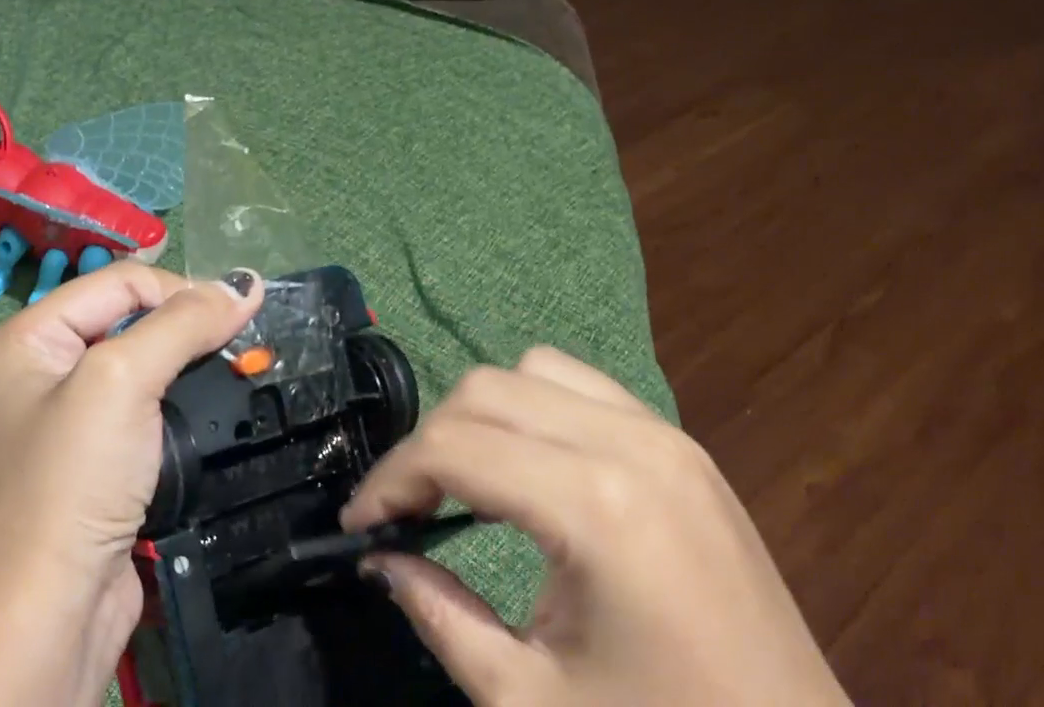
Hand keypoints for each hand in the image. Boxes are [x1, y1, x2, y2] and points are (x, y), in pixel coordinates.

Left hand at [0, 262, 264, 706]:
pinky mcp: (84, 463)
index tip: (237, 316)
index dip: (181, 289)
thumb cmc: (73, 481)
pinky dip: (171, 403)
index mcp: (22, 340)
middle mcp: (32, 372)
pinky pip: (134, 409)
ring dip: (184, 364)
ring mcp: (56, 421)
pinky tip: (200, 410)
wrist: (49, 612)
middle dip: (184, 325)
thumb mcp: (125, 380)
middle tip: (239, 341)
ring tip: (230, 369)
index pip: (117, 282)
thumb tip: (247, 283)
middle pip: (125, 319)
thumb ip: (185, 322)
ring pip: (135, 365)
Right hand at [340, 347, 848, 706]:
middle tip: (406, 510)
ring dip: (483, 416)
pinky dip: (536, 409)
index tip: (360, 526)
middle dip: (428, 442)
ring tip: (465, 484)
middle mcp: (631, 443)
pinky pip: (586, 388)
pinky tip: (532, 471)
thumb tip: (379, 560)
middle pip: (487, 390)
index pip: (455, 447)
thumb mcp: (528, 699)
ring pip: (535, 370)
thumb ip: (440, 615)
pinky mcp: (683, 445)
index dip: (390, 479)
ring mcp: (665, 434)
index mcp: (596, 506)